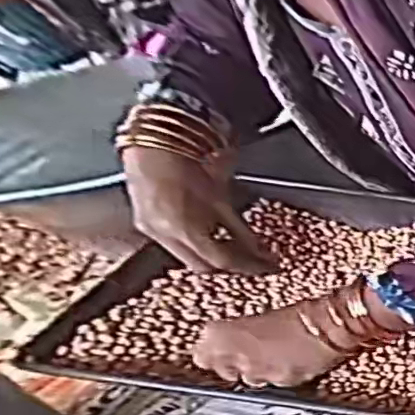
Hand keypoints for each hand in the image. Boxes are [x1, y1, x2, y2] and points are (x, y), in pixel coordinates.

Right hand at [122, 145, 276, 273]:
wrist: (156, 147)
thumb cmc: (193, 170)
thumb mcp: (224, 204)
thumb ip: (243, 234)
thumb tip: (263, 254)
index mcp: (184, 229)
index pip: (222, 261)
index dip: (250, 267)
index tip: (270, 267)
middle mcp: (163, 234)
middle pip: (203, 265)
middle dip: (233, 266)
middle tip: (257, 262)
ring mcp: (150, 229)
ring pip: (189, 259)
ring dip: (216, 259)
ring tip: (241, 253)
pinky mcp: (144, 224)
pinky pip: (176, 247)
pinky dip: (199, 248)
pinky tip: (217, 242)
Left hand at [192, 298, 349, 387]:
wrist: (330, 324)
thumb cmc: (298, 314)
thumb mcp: (256, 316)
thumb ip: (235, 332)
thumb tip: (229, 342)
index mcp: (218, 334)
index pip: (201, 355)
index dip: (215, 353)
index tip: (223, 352)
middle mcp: (231, 355)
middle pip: (223, 371)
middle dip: (235, 365)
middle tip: (252, 356)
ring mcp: (256, 371)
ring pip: (251, 379)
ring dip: (260, 371)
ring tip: (277, 358)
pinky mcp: (281, 381)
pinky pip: (277, 382)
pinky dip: (283, 375)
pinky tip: (293, 362)